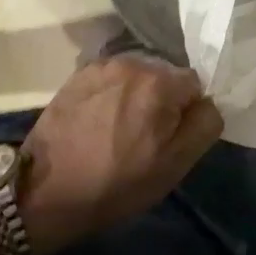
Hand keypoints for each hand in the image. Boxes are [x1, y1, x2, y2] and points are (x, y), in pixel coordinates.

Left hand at [19, 56, 223, 254]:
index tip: (169, 140)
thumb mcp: (174, 165)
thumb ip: (204, 125)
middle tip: (145, 139)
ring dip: (136, 97)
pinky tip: (99, 124)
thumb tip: (209, 101)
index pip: (194, 85)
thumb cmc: (116, 184)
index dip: (186, 113)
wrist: (46, 192)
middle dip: (162, 102)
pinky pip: (111, 80)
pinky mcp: (77, 76)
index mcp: (160, 82)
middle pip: (165, 77)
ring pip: (137, 77)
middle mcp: (132, 62)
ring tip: (119, 131)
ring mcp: (101, 66)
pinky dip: (112, 97)